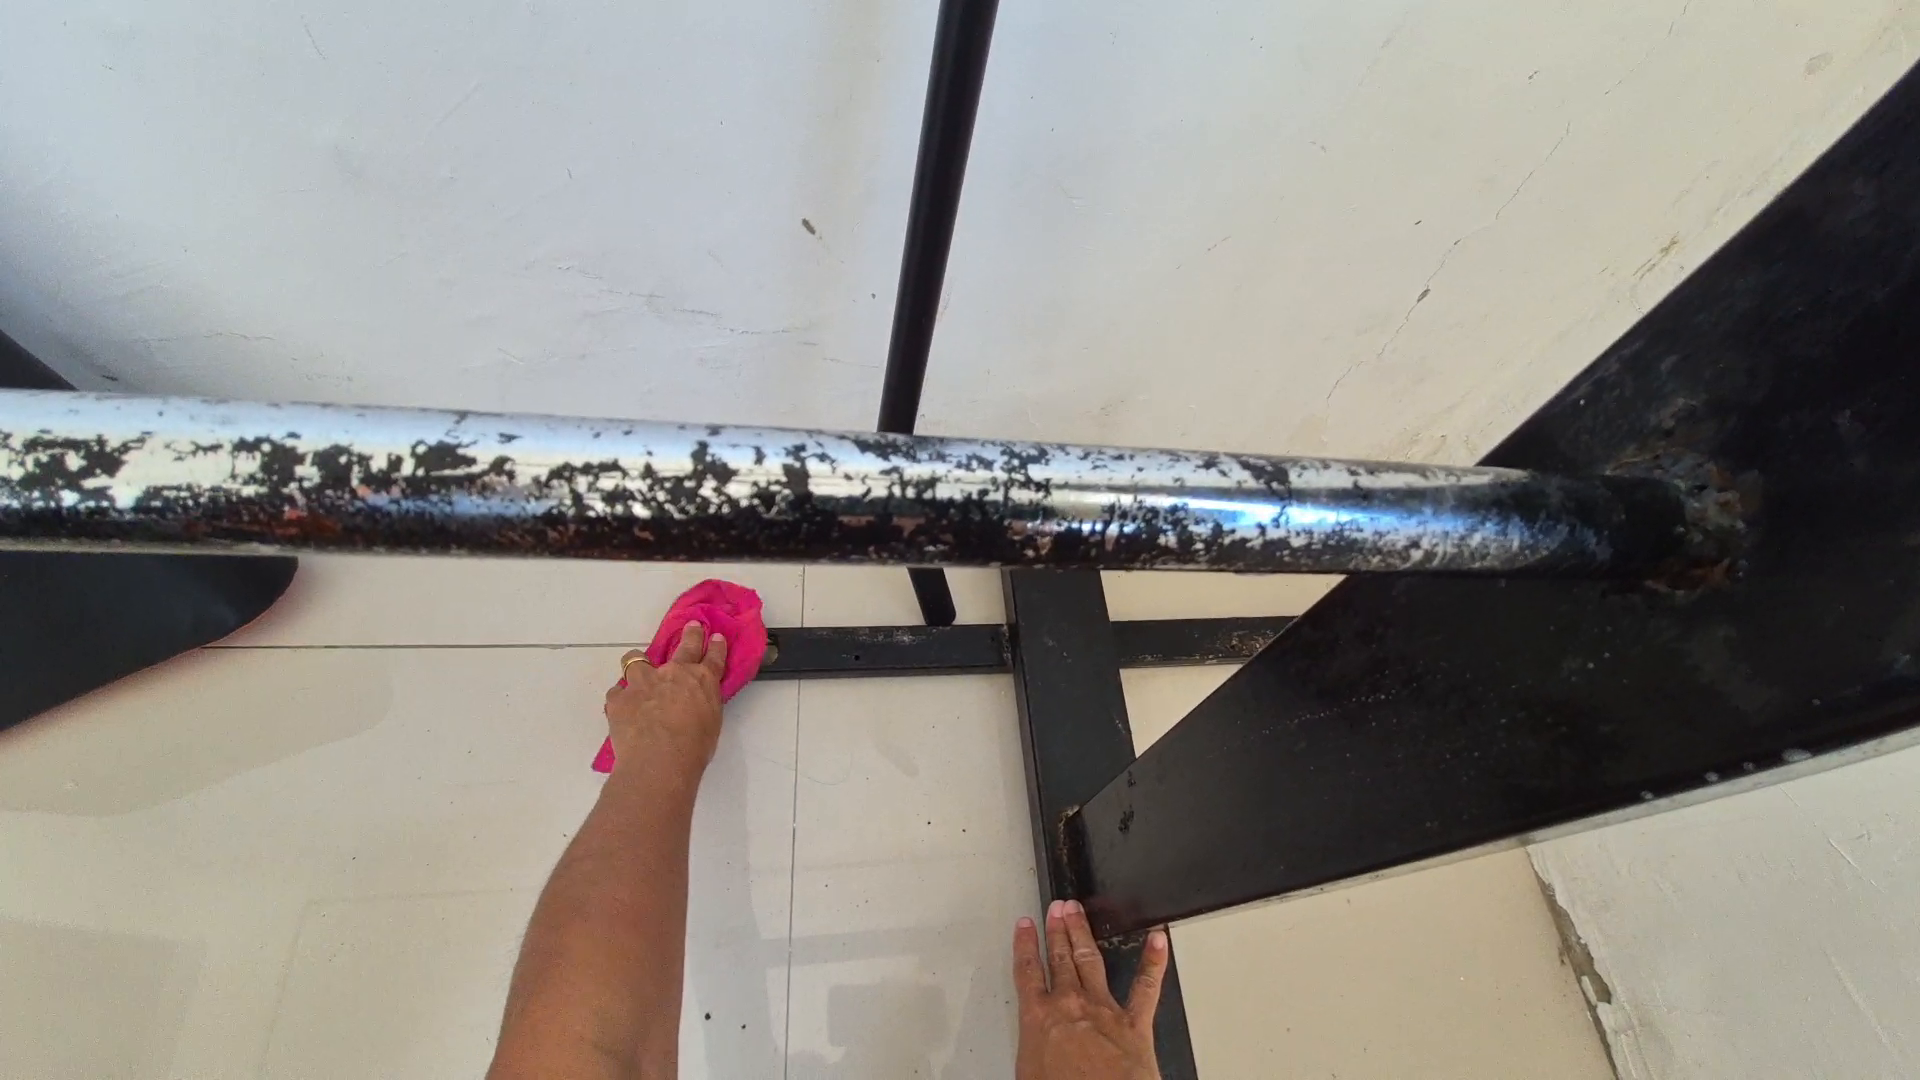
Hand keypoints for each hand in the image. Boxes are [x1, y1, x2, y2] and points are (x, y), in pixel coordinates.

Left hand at [604, 622, 728, 782]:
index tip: (717, 637)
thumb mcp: (711, 722)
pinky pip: (616, 692)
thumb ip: (703, 705)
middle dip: (691, 635)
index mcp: (702, 680)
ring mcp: (643, 682)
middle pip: (685, 646)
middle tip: (692, 626)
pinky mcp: (619, 698)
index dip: (716, 646)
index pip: (713, 657)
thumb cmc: (695, 747)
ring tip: (638, 669)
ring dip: (638, 663)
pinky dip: (620, 698)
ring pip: (635, 660)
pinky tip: (623, 707)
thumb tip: (696, 703)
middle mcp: (674, 673)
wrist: (660, 760)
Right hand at [1013, 899, 1167, 1079]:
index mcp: (1039, 1019)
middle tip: (1058, 907)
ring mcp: (1103, 1010)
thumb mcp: (1029, 1073)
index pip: (1027, 972)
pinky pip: (1146, 987)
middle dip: (1057, 930)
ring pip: (1090, 960)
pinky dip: (1154, 961)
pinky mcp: (1135, 1023)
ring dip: (1083, 933)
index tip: (1025, 925)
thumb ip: (1031, 1050)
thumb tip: (1033, 1055)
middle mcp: (1069, 1005)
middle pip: (1060, 958)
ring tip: (1079, 911)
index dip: (1025, 945)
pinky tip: (1158, 940)